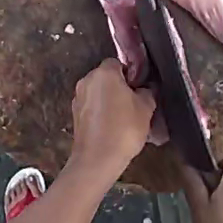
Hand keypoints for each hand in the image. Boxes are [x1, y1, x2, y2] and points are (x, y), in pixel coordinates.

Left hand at [66, 59, 156, 182]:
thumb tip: (144, 90)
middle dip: (120, 87)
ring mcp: (78, 99)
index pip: (118, 63)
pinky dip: (101, 113)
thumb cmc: (124, 129)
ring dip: (110, 100)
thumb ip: (147, 93)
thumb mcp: (146, 108)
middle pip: (106, 78)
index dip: (131, 74)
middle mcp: (87, 81)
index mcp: (104, 73)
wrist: (98, 159)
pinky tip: (113, 127)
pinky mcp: (75, 116)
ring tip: (125, 118)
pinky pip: (92, 108)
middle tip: (136, 103)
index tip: (140, 88)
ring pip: (98, 93)